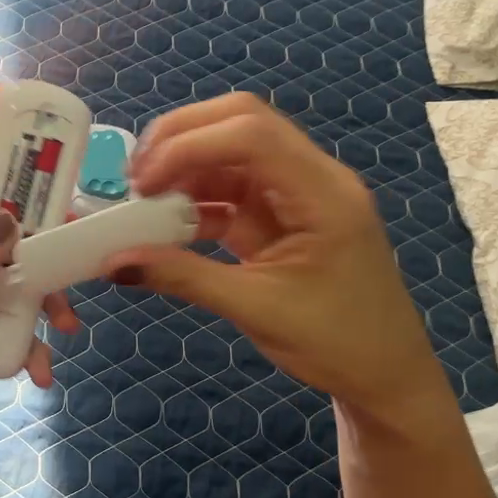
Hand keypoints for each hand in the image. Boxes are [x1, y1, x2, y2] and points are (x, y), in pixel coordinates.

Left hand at [0, 176, 80, 468]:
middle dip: (38, 255)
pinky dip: (24, 341)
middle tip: (73, 273)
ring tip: (65, 332)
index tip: (52, 195)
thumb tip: (6, 214)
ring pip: (6, 282)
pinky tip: (37, 372)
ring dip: (39, 303)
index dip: (5, 185)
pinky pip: (1, 322)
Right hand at [107, 93, 455, 433]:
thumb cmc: (337, 344)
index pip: (250, 134)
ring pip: (229, 150)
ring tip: (143, 202)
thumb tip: (112, 261)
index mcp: (323, 193)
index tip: (143, 186)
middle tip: (137, 177)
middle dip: (180, 138)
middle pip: (240, 121)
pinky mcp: (277, 213)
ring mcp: (294, 193)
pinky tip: (164, 224)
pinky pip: (227, 187)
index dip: (187, 146)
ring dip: (182, 168)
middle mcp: (311, 178)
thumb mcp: (256, 309)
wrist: (385, 377)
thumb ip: (182, 276)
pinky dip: (191, 198)